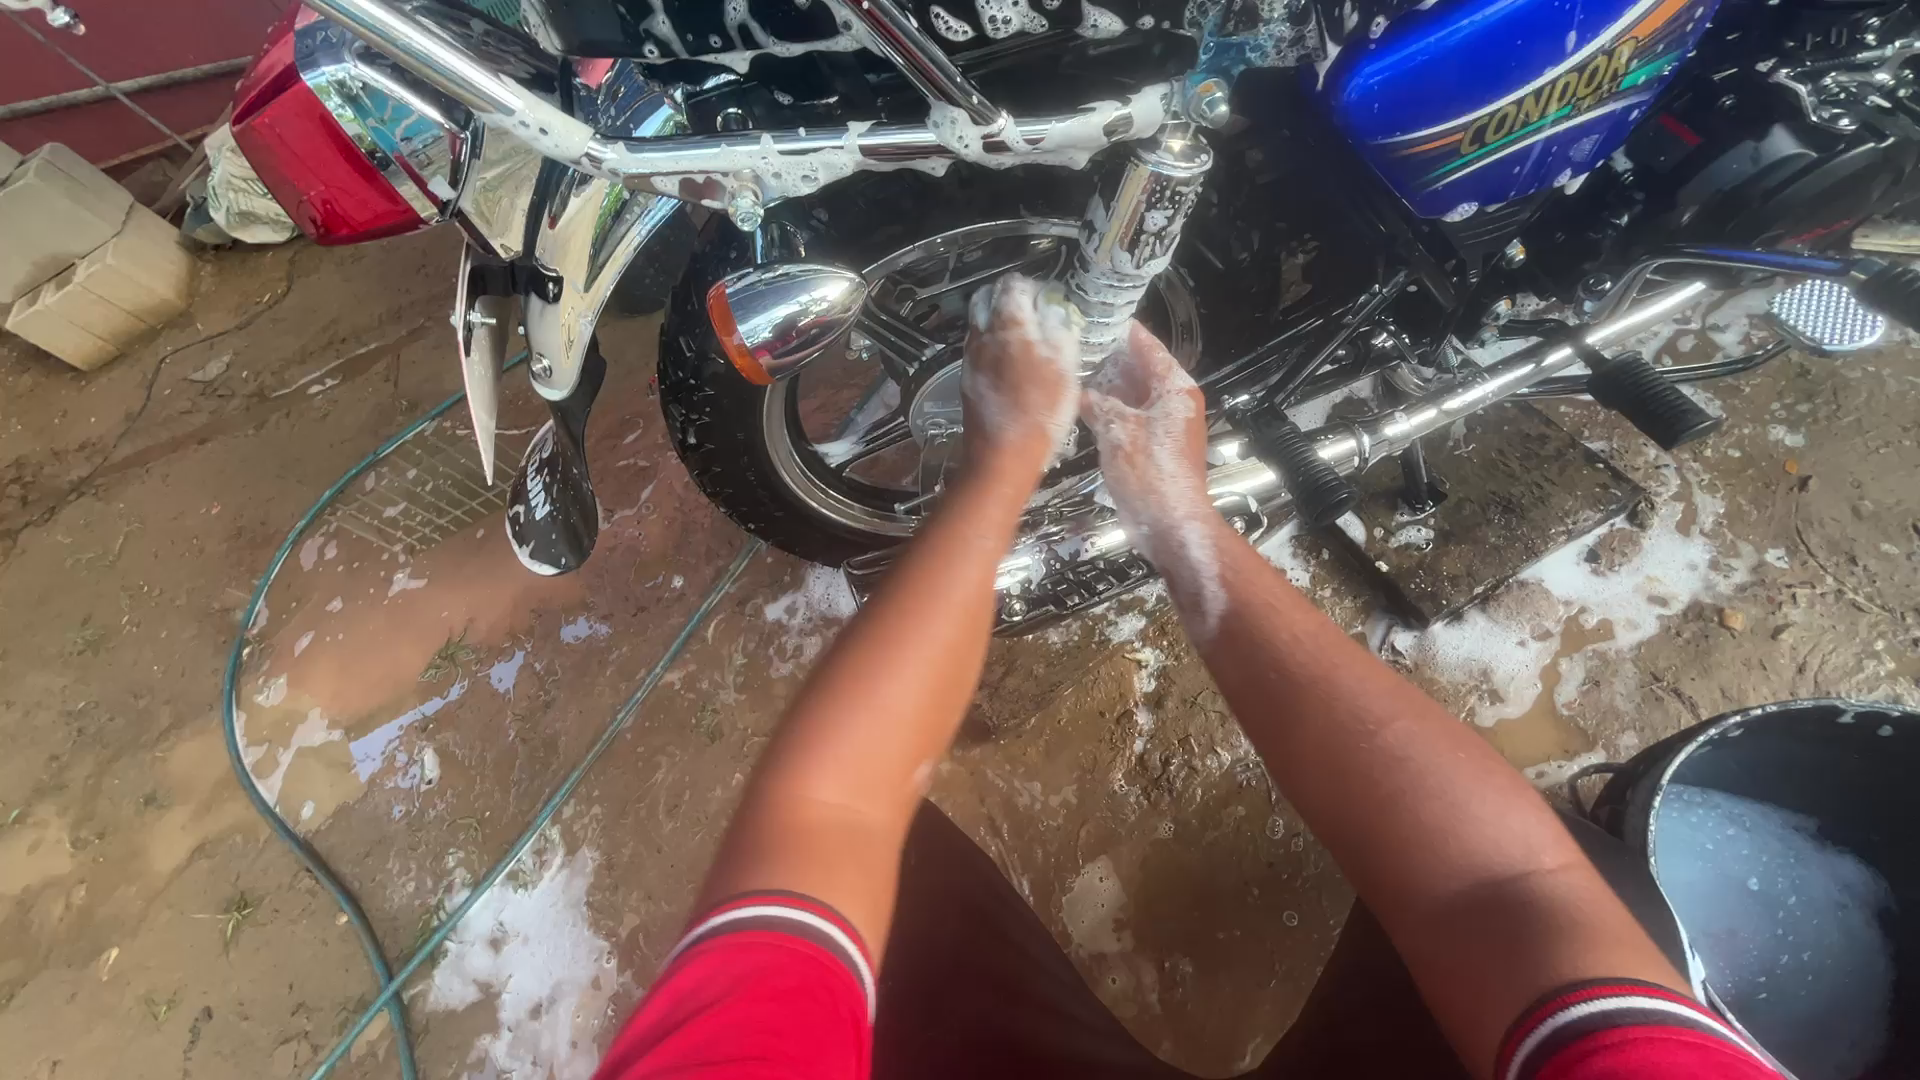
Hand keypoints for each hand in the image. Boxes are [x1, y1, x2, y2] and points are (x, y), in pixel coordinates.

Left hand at [960, 274, 1082, 469]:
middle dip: (1008, 299)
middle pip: (987, 298)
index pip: (1013, 285)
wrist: (1001, 456)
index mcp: (1009, 324)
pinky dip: (992, 345)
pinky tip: (1011, 365)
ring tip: (1024, 340)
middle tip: (1032, 315)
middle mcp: (983, 334)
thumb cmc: (1040, 412)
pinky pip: (978, 348)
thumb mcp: (1065, 367)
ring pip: (980, 323)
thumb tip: (1053, 310)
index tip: (1048, 302)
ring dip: (999, 322)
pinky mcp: (966, 378)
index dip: (1033, 288)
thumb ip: (1059, 330)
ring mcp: (971, 357)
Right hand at [1083, 321, 1229, 632]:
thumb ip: (1097, 403)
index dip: (1118, 330)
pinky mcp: (1153, 443)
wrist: (1170, 523)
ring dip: (1105, 385)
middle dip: (1106, 358)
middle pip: (1138, 367)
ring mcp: (1163, 422)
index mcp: (1174, 387)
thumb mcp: (1117, 431)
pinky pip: (1128, 415)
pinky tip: (1080, 406)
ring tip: (1068, 371)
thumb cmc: (1150, 474)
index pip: (1145, 344)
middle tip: (1069, 346)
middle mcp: (1173, 399)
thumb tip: (1076, 388)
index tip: (1089, 316)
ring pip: (1131, 392)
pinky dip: (1108, 409)